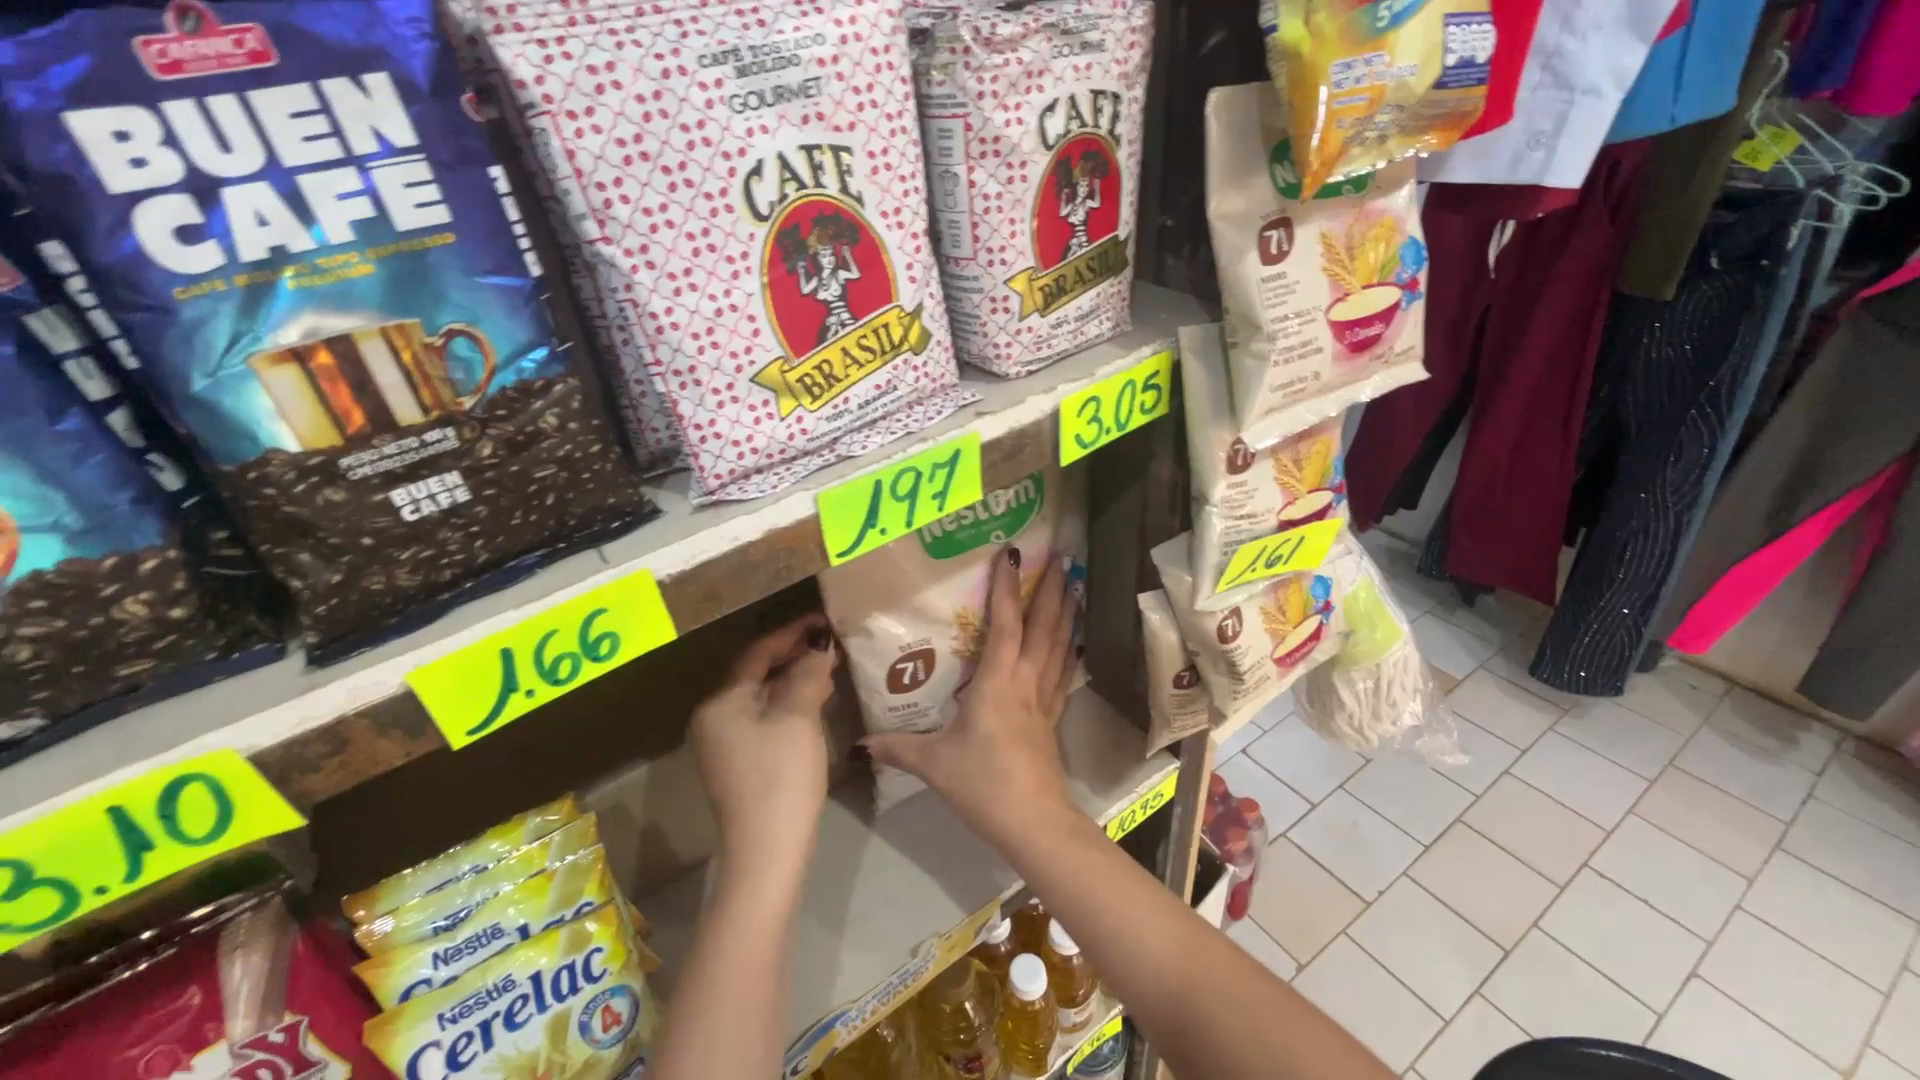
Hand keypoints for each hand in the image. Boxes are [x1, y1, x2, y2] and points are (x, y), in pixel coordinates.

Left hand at [689, 615, 837, 875]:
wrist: (767, 850)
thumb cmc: (781, 776)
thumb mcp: (799, 718)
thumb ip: (808, 675)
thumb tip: (819, 646)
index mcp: (720, 702)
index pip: (757, 653)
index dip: (792, 634)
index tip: (823, 621)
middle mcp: (713, 718)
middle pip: (756, 675)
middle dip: (794, 658)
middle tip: (832, 646)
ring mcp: (723, 744)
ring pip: (762, 699)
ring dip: (794, 683)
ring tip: (830, 670)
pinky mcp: (738, 764)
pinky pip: (764, 721)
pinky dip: (789, 707)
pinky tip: (816, 706)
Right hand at [862, 548, 1080, 840]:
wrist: (1033, 822)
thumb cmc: (982, 785)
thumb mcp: (933, 763)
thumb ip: (898, 748)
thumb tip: (861, 745)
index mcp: (997, 682)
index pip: (1005, 624)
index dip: (1006, 587)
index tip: (1011, 553)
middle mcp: (1025, 682)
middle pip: (1043, 627)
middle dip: (1052, 590)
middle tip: (1063, 557)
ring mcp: (1044, 700)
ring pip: (1060, 646)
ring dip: (1067, 614)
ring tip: (1076, 586)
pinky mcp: (1053, 720)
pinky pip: (1064, 676)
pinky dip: (1070, 653)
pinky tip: (1075, 643)